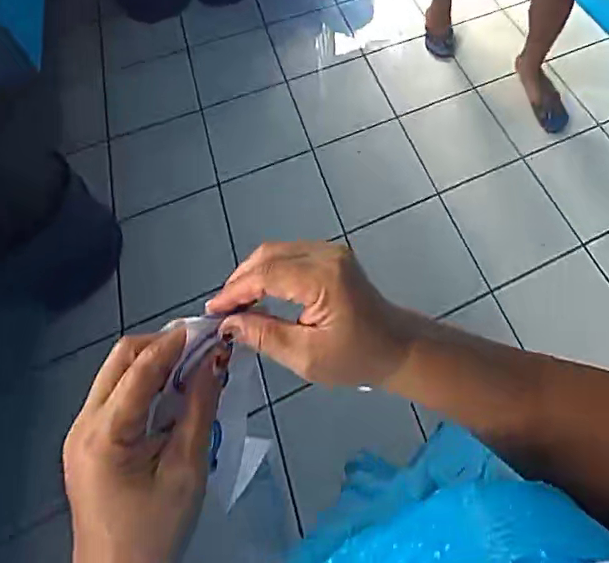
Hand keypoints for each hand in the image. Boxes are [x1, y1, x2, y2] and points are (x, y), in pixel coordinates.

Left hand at [64, 329, 227, 562]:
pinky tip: (171, 394)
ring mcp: (80, 432)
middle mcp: (84, 424)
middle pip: (121, 358)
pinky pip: (116, 393)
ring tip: (191, 369)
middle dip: (162, 345)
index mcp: (104, 433)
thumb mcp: (187, 469)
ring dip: (154, 362)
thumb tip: (215, 358)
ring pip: (117, 371)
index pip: (141, 367)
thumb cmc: (153, 532)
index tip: (208, 329)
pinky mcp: (86, 441)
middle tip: (200, 349)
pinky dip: (145, 382)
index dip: (176, 342)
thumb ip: (200, 407)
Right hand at [207, 242, 418, 388]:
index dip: (236, 290)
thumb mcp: (306, 357)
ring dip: (253, 273)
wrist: (396, 347)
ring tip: (235, 304)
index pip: (267, 274)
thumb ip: (265, 335)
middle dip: (241, 280)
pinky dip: (269, 271)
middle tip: (221, 310)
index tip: (213, 312)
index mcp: (323, 277)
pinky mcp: (331, 255)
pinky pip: (290, 255)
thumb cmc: (355, 357)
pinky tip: (258, 293)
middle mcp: (326, 254)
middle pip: (269, 255)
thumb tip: (229, 323)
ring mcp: (330, 251)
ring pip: (278, 251)